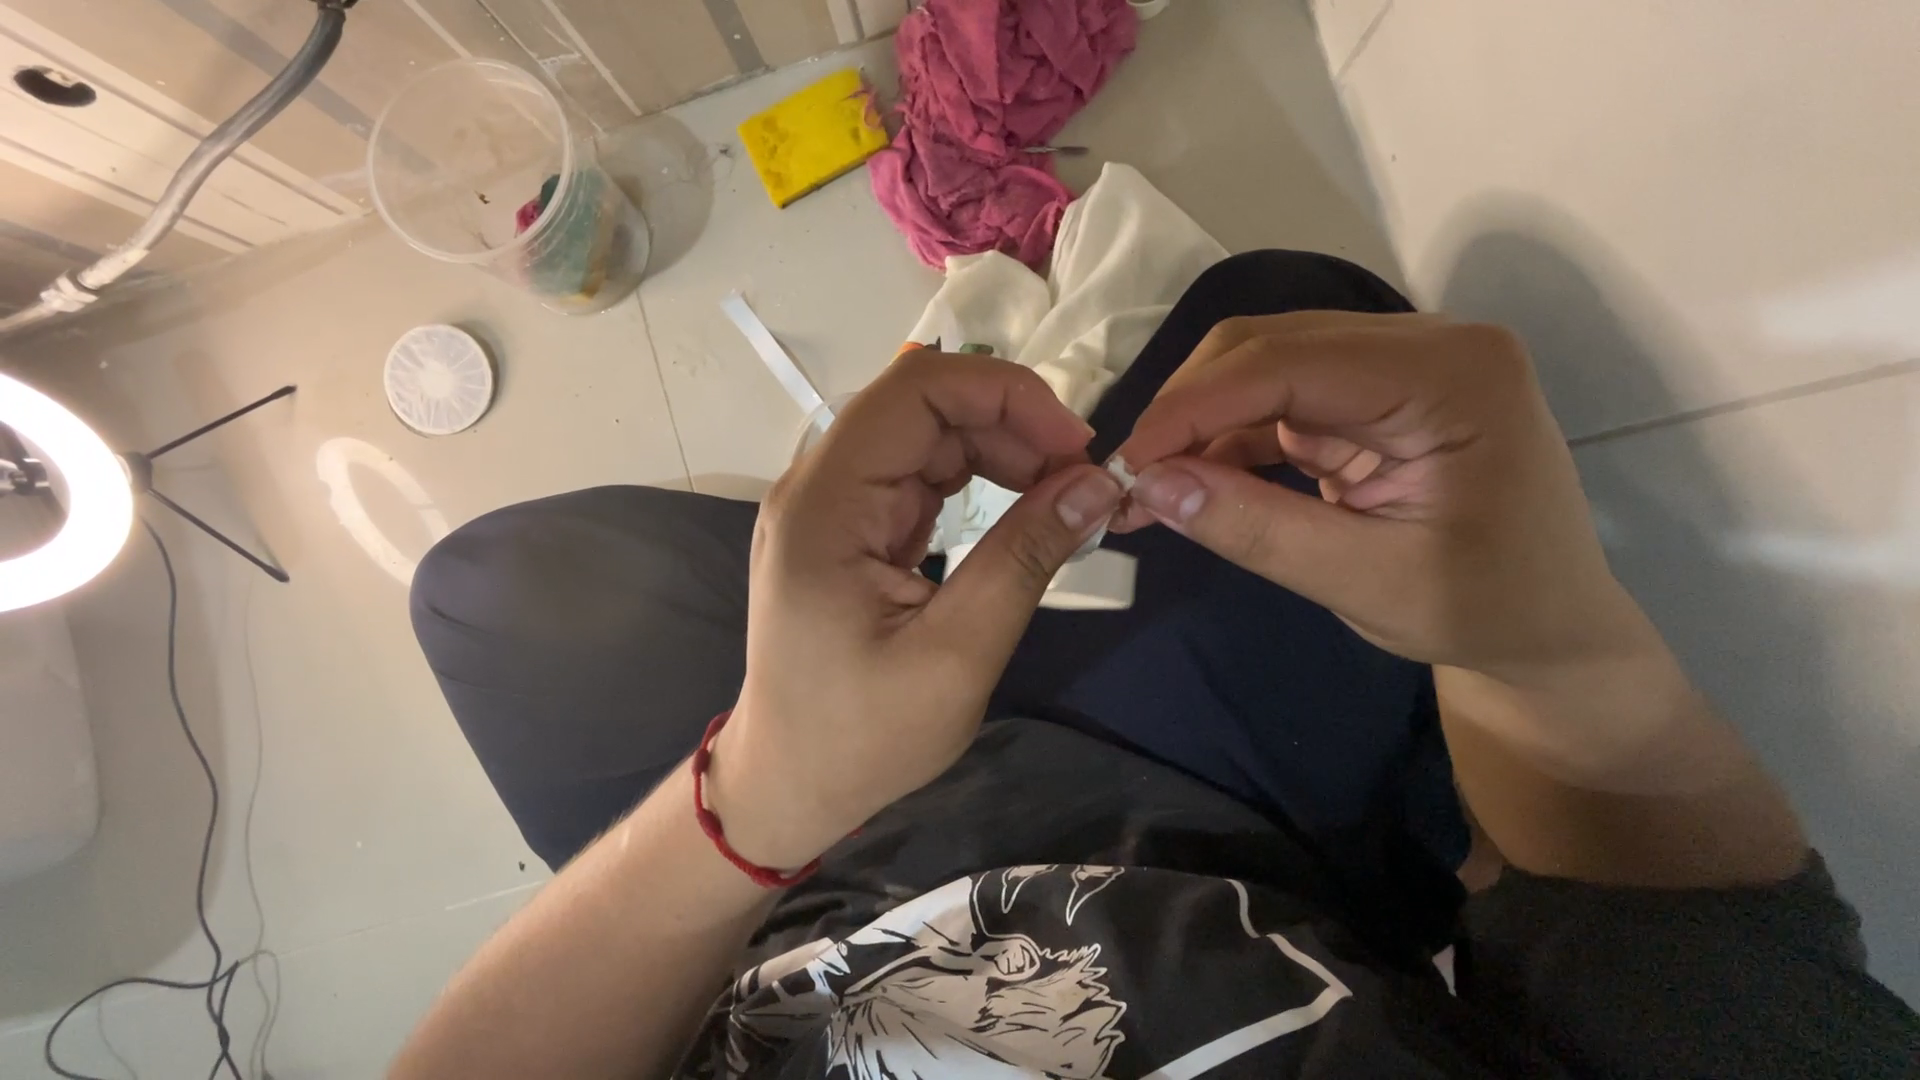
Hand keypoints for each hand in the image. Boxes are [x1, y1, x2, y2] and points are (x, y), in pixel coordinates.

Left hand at [711, 352, 1123, 867]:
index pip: (915, 391)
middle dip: (1009, 422)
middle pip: (919, 406)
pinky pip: (914, 476)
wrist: (789, 782)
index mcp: (826, 505)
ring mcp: (828, 505)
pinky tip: (1016, 502)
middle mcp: (817, 486)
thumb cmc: (863, 736)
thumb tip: (1097, 482)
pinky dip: (972, 479)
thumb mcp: (957, 653)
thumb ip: (1025, 557)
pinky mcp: (846, 528)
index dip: (1005, 394)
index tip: (1075, 444)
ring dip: (996, 448)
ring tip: (1058, 490)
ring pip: (922, 436)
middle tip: (1079, 476)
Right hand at [1109, 312, 1645, 681]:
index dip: (1192, 407)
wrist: (1547, 625)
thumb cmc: (1482, 608)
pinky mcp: (1367, 397)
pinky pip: (1274, 400)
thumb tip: (1149, 485)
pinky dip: (1223, 439)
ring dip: (1196, 424)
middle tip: (1130, 480)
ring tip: (1147, 487)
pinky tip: (1190, 482)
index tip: (1124, 466)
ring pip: (1259, 367)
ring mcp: (1395, 366)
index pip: (1287, 363)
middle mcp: (1423, 346)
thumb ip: (1256, 529)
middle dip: (1186, 409)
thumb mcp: (1366, 582)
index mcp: (1448, 376)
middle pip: (1265, 346)